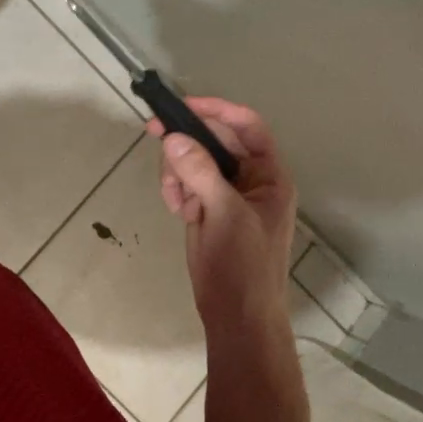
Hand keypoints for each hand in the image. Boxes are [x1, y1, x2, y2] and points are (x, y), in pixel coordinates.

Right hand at [147, 98, 298, 318]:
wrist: (236, 316)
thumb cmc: (244, 266)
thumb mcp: (225, 215)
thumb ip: (201, 173)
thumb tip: (173, 137)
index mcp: (269, 176)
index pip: (247, 127)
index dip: (218, 110)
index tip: (183, 105)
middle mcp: (249, 180)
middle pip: (215, 140)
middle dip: (187, 140)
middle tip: (153, 131)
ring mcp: (226, 195)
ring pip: (194, 160)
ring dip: (177, 170)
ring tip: (174, 196)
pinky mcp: (207, 210)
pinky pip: (186, 183)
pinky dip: (175, 189)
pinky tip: (176, 208)